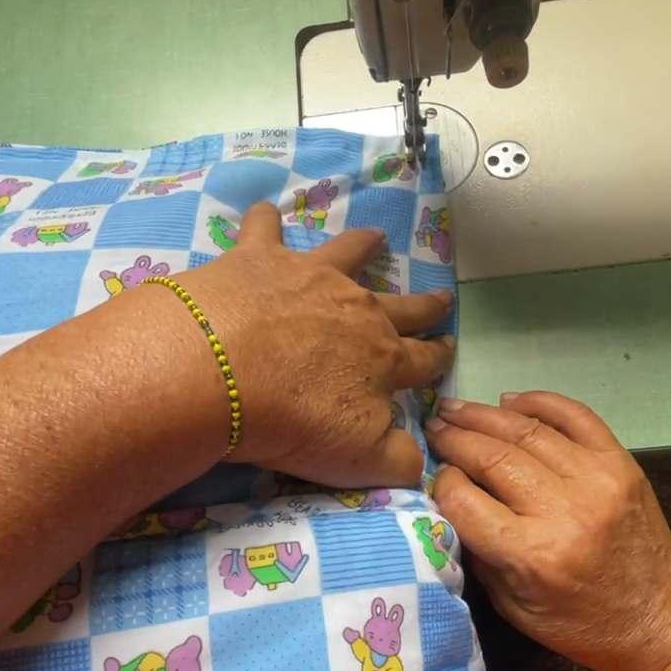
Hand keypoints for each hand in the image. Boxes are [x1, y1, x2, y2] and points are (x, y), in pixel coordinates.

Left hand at [169, 202, 453, 487]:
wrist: (221, 373)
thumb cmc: (294, 422)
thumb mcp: (360, 460)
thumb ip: (399, 460)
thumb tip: (423, 460)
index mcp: (383, 359)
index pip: (423, 359)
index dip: (439, 356)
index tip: (449, 348)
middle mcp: (356, 310)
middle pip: (401, 305)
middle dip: (425, 305)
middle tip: (442, 299)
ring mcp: (309, 278)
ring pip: (347, 254)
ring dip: (364, 246)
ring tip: (376, 237)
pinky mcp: (259, 258)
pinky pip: (265, 229)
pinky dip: (266, 220)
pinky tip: (265, 210)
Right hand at [426, 392, 670, 670]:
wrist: (658, 619)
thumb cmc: (578, 622)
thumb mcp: (511, 606)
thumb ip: (477, 550)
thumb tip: (448, 497)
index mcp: (533, 554)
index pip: (465, 499)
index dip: (442, 482)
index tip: (434, 475)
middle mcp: (565, 510)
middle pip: (492, 456)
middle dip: (454, 437)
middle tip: (430, 425)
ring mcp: (598, 479)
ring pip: (527, 430)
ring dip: (484, 414)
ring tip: (455, 407)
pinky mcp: (621, 463)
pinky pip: (576, 416)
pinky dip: (540, 402)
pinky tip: (510, 401)